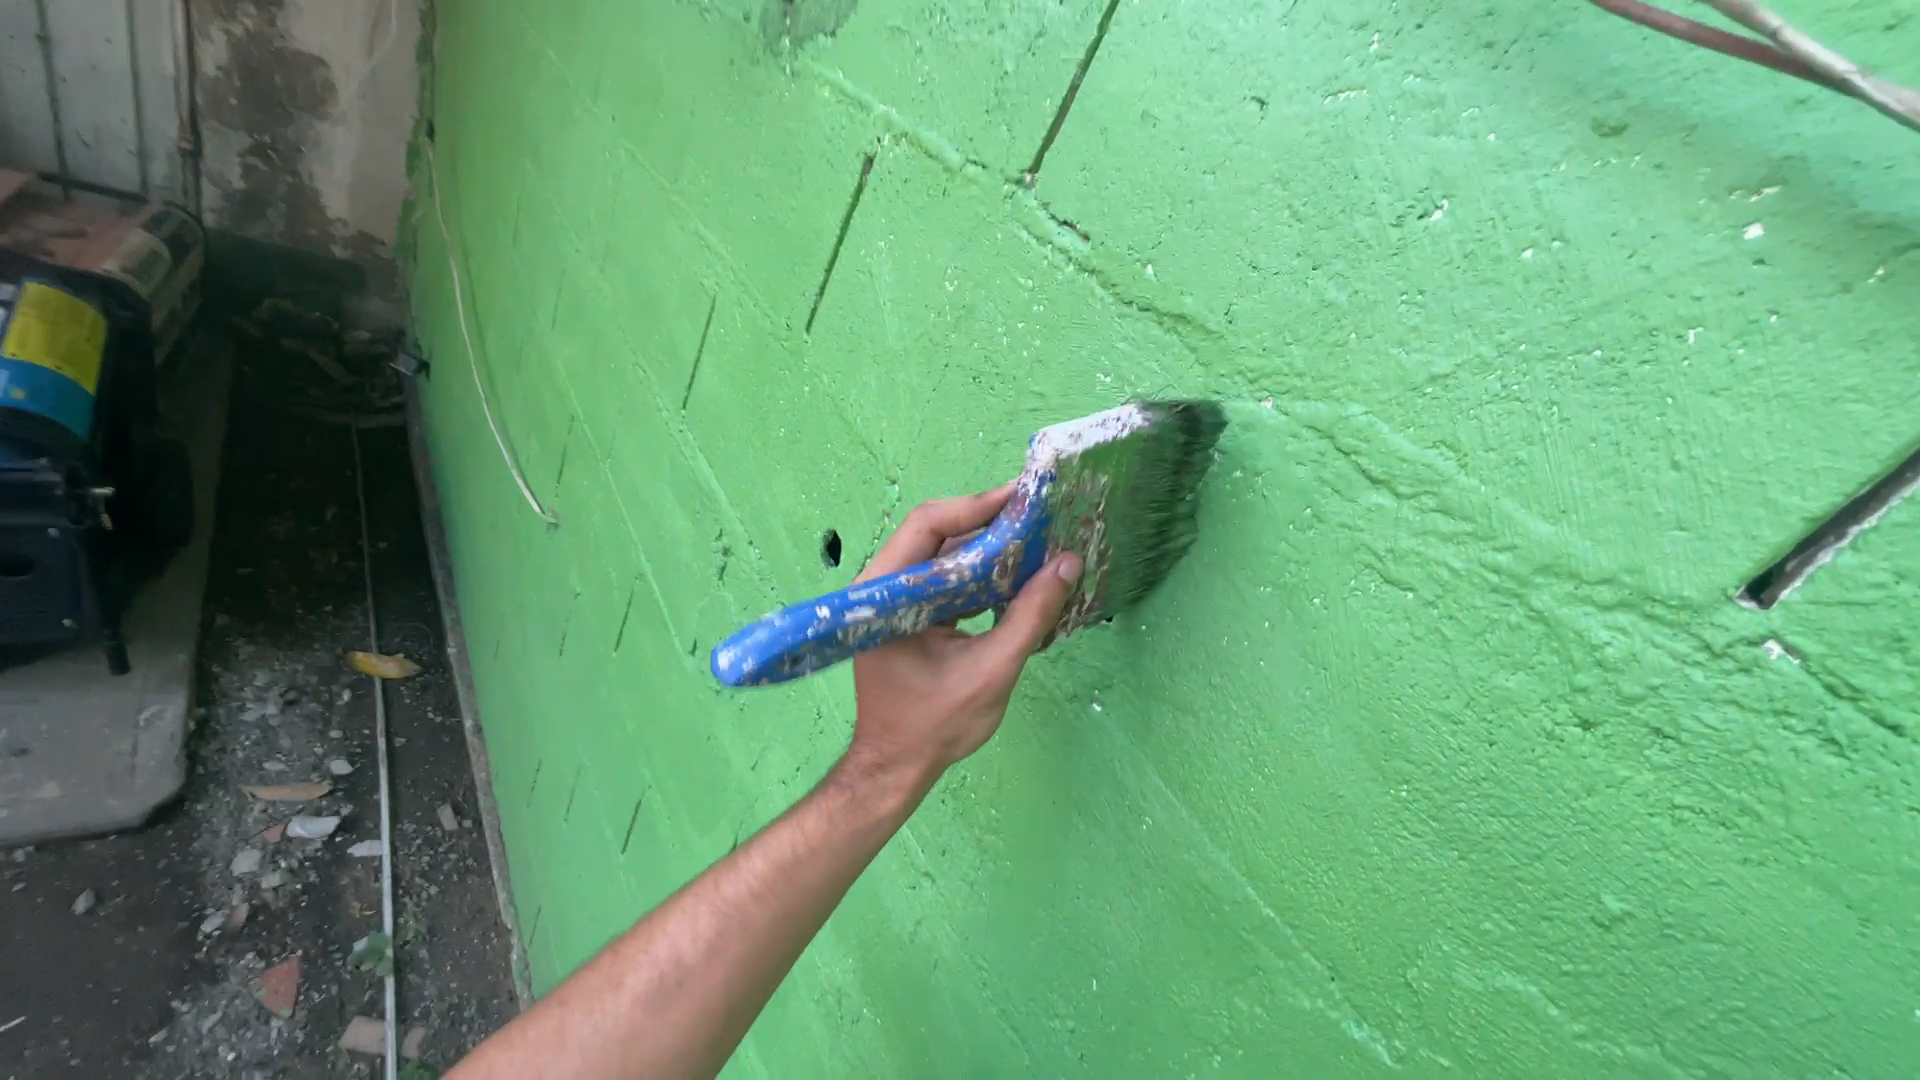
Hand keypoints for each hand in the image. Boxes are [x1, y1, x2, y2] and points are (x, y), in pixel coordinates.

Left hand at [841, 485, 1081, 792]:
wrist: (896, 766)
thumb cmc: (934, 726)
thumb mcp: (991, 670)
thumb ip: (1030, 616)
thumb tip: (1069, 563)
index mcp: (886, 591)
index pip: (928, 524)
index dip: (977, 506)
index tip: (1024, 496)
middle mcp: (883, 585)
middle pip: (937, 534)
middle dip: (989, 522)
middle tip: (1039, 511)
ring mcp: (895, 599)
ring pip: (944, 555)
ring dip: (988, 548)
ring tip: (1037, 536)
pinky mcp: (909, 613)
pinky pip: (946, 579)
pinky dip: (980, 575)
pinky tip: (1018, 573)